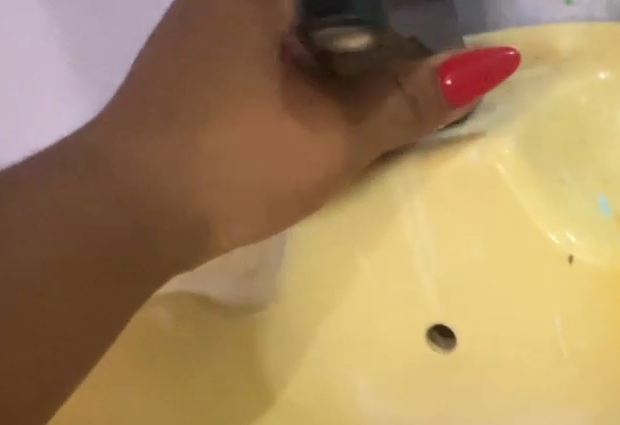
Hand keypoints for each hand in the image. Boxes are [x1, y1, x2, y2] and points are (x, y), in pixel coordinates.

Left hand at [75, 0, 520, 262]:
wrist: (132, 209)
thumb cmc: (234, 162)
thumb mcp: (334, 137)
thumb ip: (408, 102)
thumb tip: (487, 66)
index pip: (359, 1)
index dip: (404, 26)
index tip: (435, 53)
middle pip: (331, 10)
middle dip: (381, 41)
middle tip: (424, 79)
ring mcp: (212, 26)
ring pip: (305, 29)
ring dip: (352, 61)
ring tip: (393, 100)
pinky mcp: (203, 66)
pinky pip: (279, 50)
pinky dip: (318, 74)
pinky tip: (338, 113)